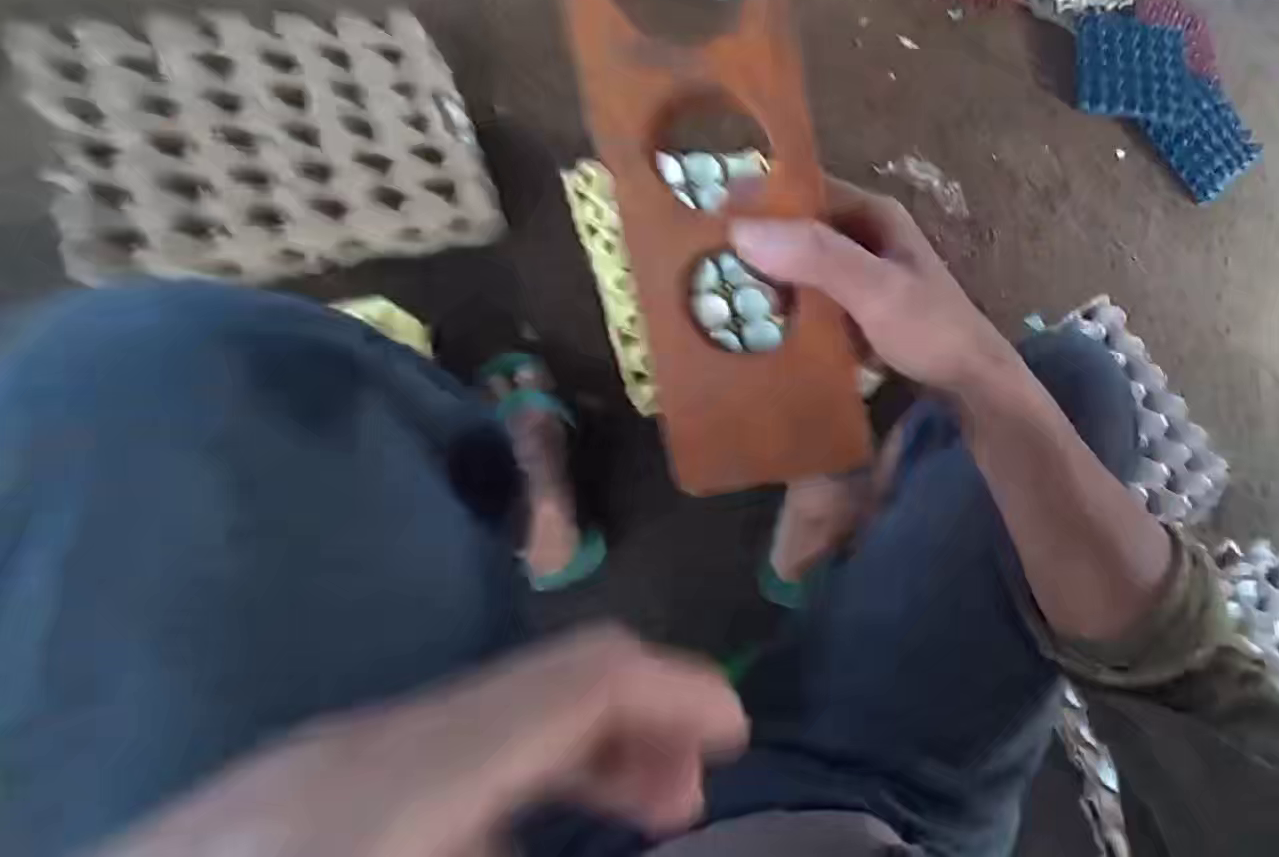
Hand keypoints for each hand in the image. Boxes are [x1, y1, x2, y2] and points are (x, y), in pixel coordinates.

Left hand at [100, 625, 746, 856]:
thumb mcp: (422, 849)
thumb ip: (528, 828)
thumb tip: (657, 798)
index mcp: (400, 777)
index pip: (586, 677)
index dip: (680, 687)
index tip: (738, 730)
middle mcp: (373, 738)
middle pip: (560, 676)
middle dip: (651, 715)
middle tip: (695, 786)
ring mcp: (331, 754)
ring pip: (514, 703)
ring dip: (595, 740)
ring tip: (640, 803)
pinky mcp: (305, 782)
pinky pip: (463, 742)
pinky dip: (530, 766)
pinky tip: (528, 826)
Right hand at [731, 179, 1019, 393]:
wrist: (972, 380)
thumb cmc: (931, 329)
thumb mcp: (877, 291)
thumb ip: (819, 258)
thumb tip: (744, 229)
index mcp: (872, 214)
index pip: (804, 189)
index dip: (757, 198)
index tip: (705, 217)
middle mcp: (865, 235)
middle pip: (798, 226)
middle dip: (757, 242)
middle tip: (704, 265)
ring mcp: (861, 272)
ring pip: (801, 262)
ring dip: (769, 276)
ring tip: (723, 295)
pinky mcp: (858, 305)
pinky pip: (812, 294)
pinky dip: (788, 304)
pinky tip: (762, 322)